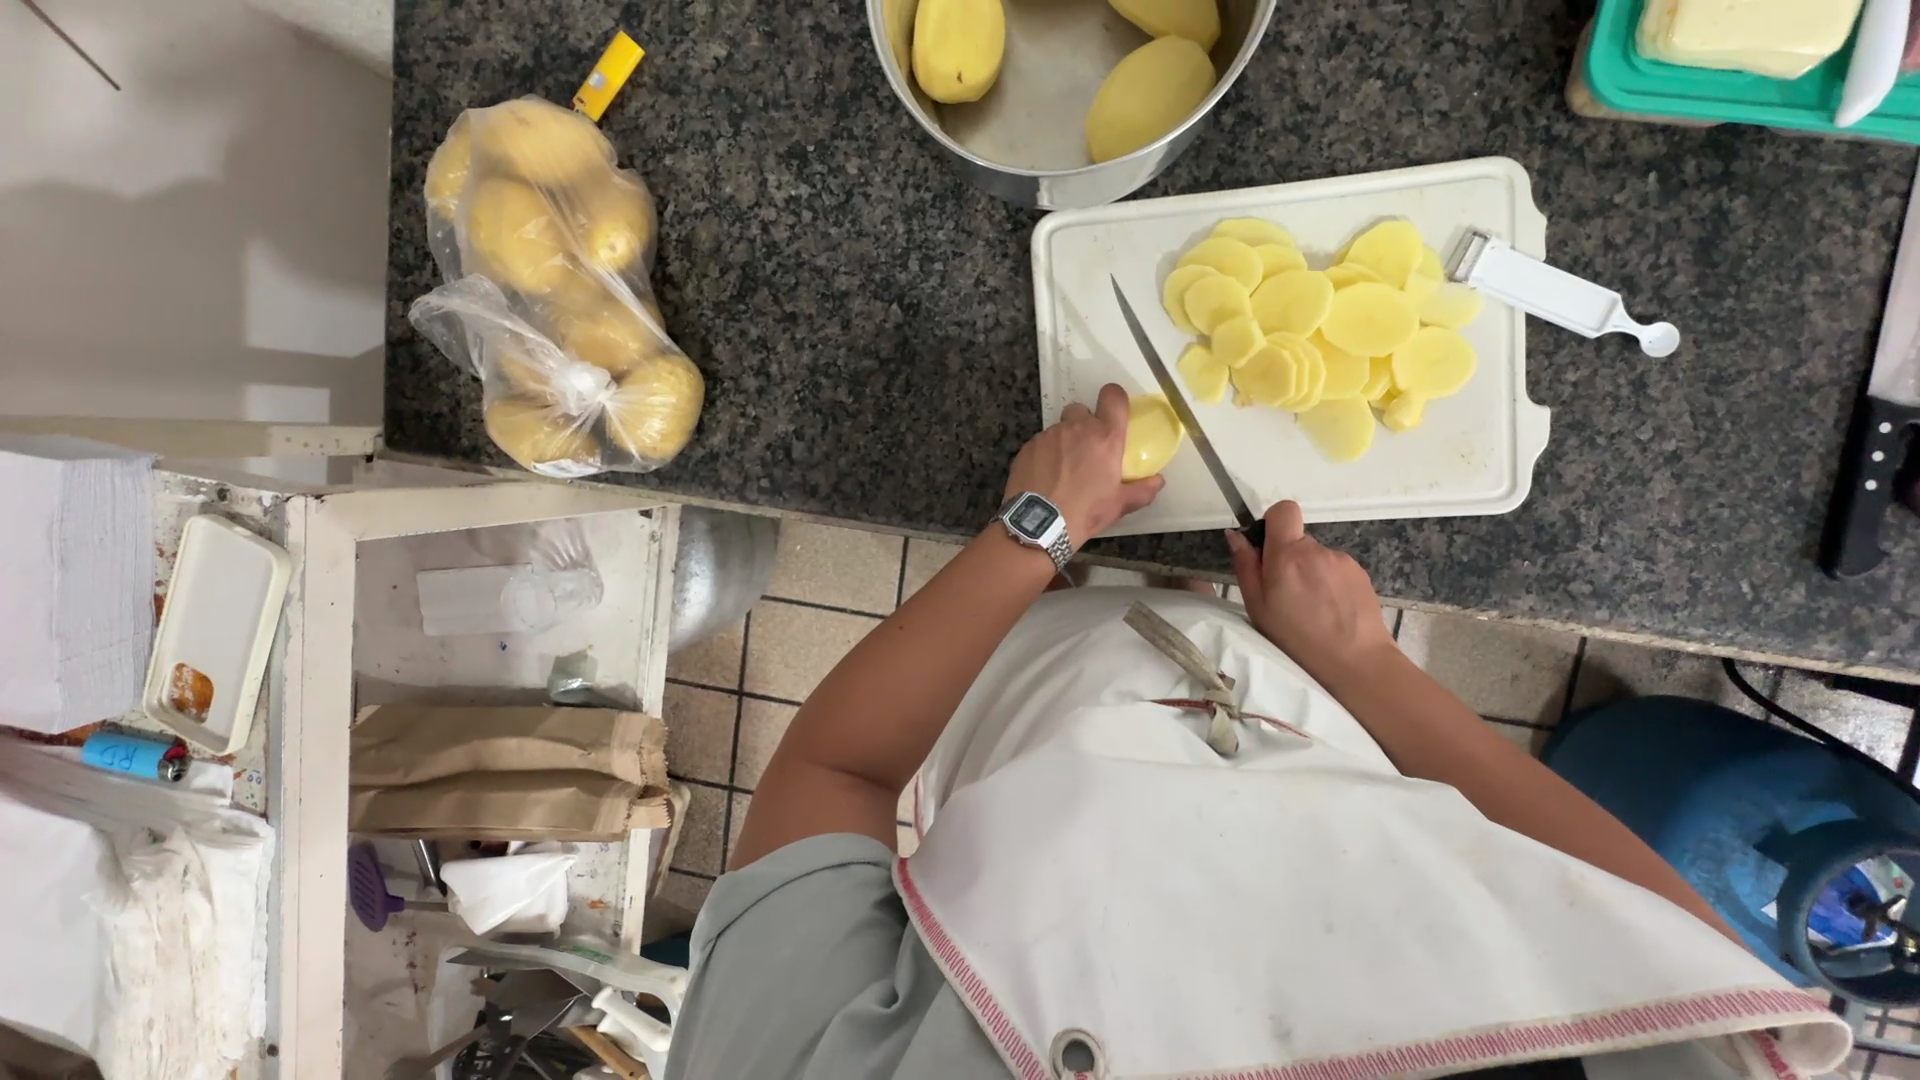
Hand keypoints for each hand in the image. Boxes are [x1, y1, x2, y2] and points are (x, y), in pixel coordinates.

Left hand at [1004, 383, 1163, 546]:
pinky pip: (1039, 444)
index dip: (1114, 399)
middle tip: (1085, 450)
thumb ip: (1141, 490)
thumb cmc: (1085, 512)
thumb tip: (1158, 482)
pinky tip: (1044, 477)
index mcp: (1105, 437)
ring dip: (1063, 442)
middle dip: (1083, 424)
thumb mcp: (1118, 505)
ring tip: (1062, 470)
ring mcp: (1048, 436)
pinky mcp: (1027, 447)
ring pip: (1059, 429)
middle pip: (1081, 410)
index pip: (1113, 396)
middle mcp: (1076, 428)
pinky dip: (1043, 455)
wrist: (1039, 524)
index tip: (1113, 412)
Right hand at [1226, 500, 1398, 684]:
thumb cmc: (1296, 637)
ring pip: (1317, 557)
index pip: (1283, 510)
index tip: (1268, 549)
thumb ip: (1246, 566)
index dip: (1273, 523)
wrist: (1355, 661)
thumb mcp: (1257, 606)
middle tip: (1285, 595)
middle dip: (1288, 559)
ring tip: (1310, 608)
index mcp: (1287, 554)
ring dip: (1309, 574)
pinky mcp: (1360, 574)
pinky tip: (1329, 611)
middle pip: (1297, 540)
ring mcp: (1342, 561)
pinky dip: (1328, 585)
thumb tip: (1236, 535)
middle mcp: (1317, 550)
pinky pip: (1336, 570)